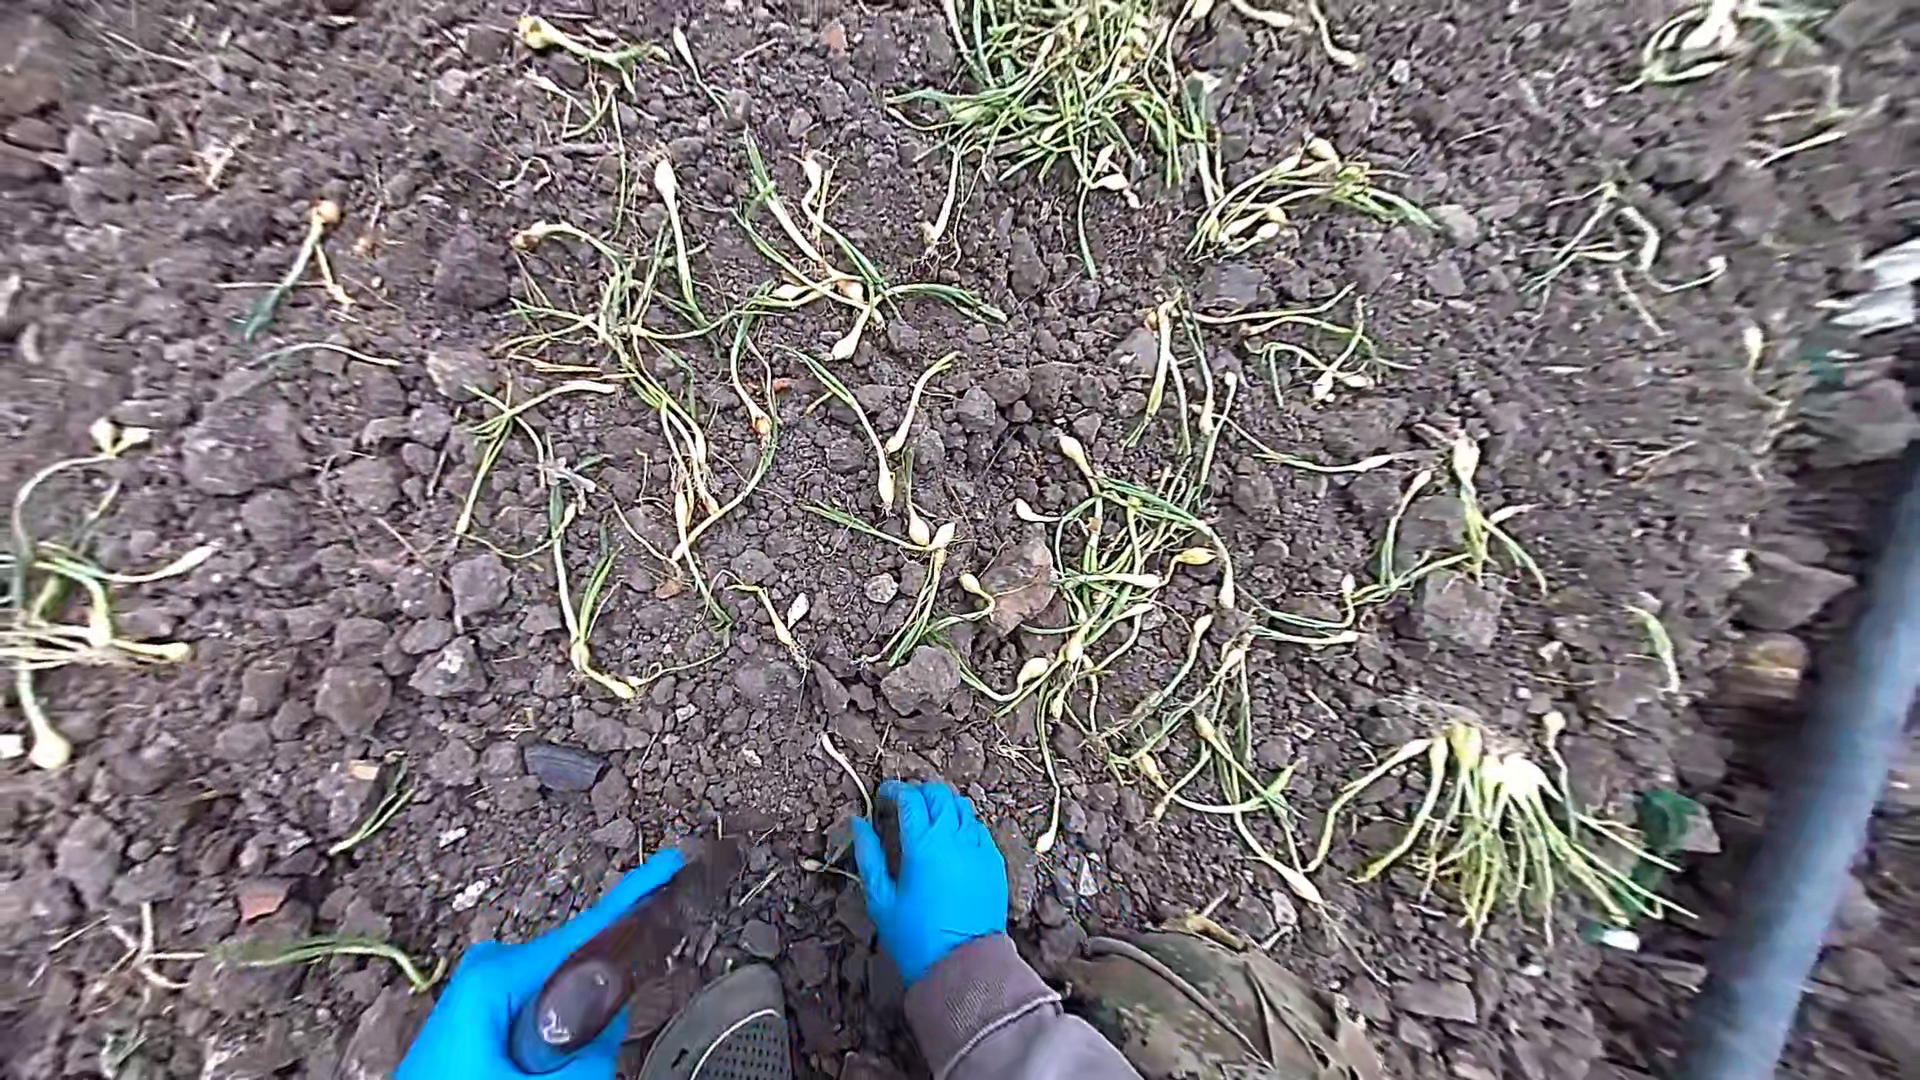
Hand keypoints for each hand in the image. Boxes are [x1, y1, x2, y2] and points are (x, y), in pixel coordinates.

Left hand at [396, 848, 686, 1079]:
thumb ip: (594, 1051)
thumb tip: (617, 1021)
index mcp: (498, 977)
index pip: (589, 926)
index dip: (637, 893)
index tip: (672, 862)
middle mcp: (491, 967)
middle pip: (579, 960)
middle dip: (602, 993)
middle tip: (582, 1053)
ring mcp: (484, 985)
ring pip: (561, 987)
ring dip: (574, 1020)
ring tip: (551, 1069)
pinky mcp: (481, 1007)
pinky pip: (540, 1002)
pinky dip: (555, 1027)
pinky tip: (545, 1062)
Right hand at [852, 779, 1006, 983]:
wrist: (964, 968)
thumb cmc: (916, 938)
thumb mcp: (882, 899)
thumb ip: (868, 856)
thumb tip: (858, 823)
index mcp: (923, 843)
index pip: (909, 798)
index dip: (894, 790)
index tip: (884, 795)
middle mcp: (953, 836)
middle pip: (938, 793)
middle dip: (919, 791)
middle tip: (906, 803)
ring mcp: (977, 846)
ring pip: (961, 805)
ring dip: (942, 804)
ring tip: (929, 817)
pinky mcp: (993, 860)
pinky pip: (977, 827)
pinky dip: (962, 823)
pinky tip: (952, 839)